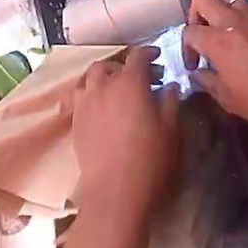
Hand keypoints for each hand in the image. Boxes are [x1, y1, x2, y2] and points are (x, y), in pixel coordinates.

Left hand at [71, 46, 178, 221]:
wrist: (114, 194)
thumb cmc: (149, 160)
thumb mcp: (171, 129)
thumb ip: (171, 101)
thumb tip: (170, 86)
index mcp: (130, 83)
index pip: (138, 56)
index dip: (149, 53)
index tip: (158, 58)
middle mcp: (104, 87)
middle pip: (110, 64)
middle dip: (126, 66)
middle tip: (142, 79)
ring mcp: (85, 104)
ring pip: (89, 78)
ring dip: (103, 77)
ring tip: (115, 89)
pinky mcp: (75, 123)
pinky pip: (78, 98)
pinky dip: (89, 94)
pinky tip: (99, 107)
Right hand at [184, 0, 247, 133]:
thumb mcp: (228, 98)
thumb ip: (208, 82)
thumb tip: (198, 73)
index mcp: (217, 40)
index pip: (189, 31)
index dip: (186, 47)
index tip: (195, 64)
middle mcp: (233, 20)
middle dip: (196, 14)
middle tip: (203, 36)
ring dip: (220, 8)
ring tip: (225, 30)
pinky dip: (241, 13)